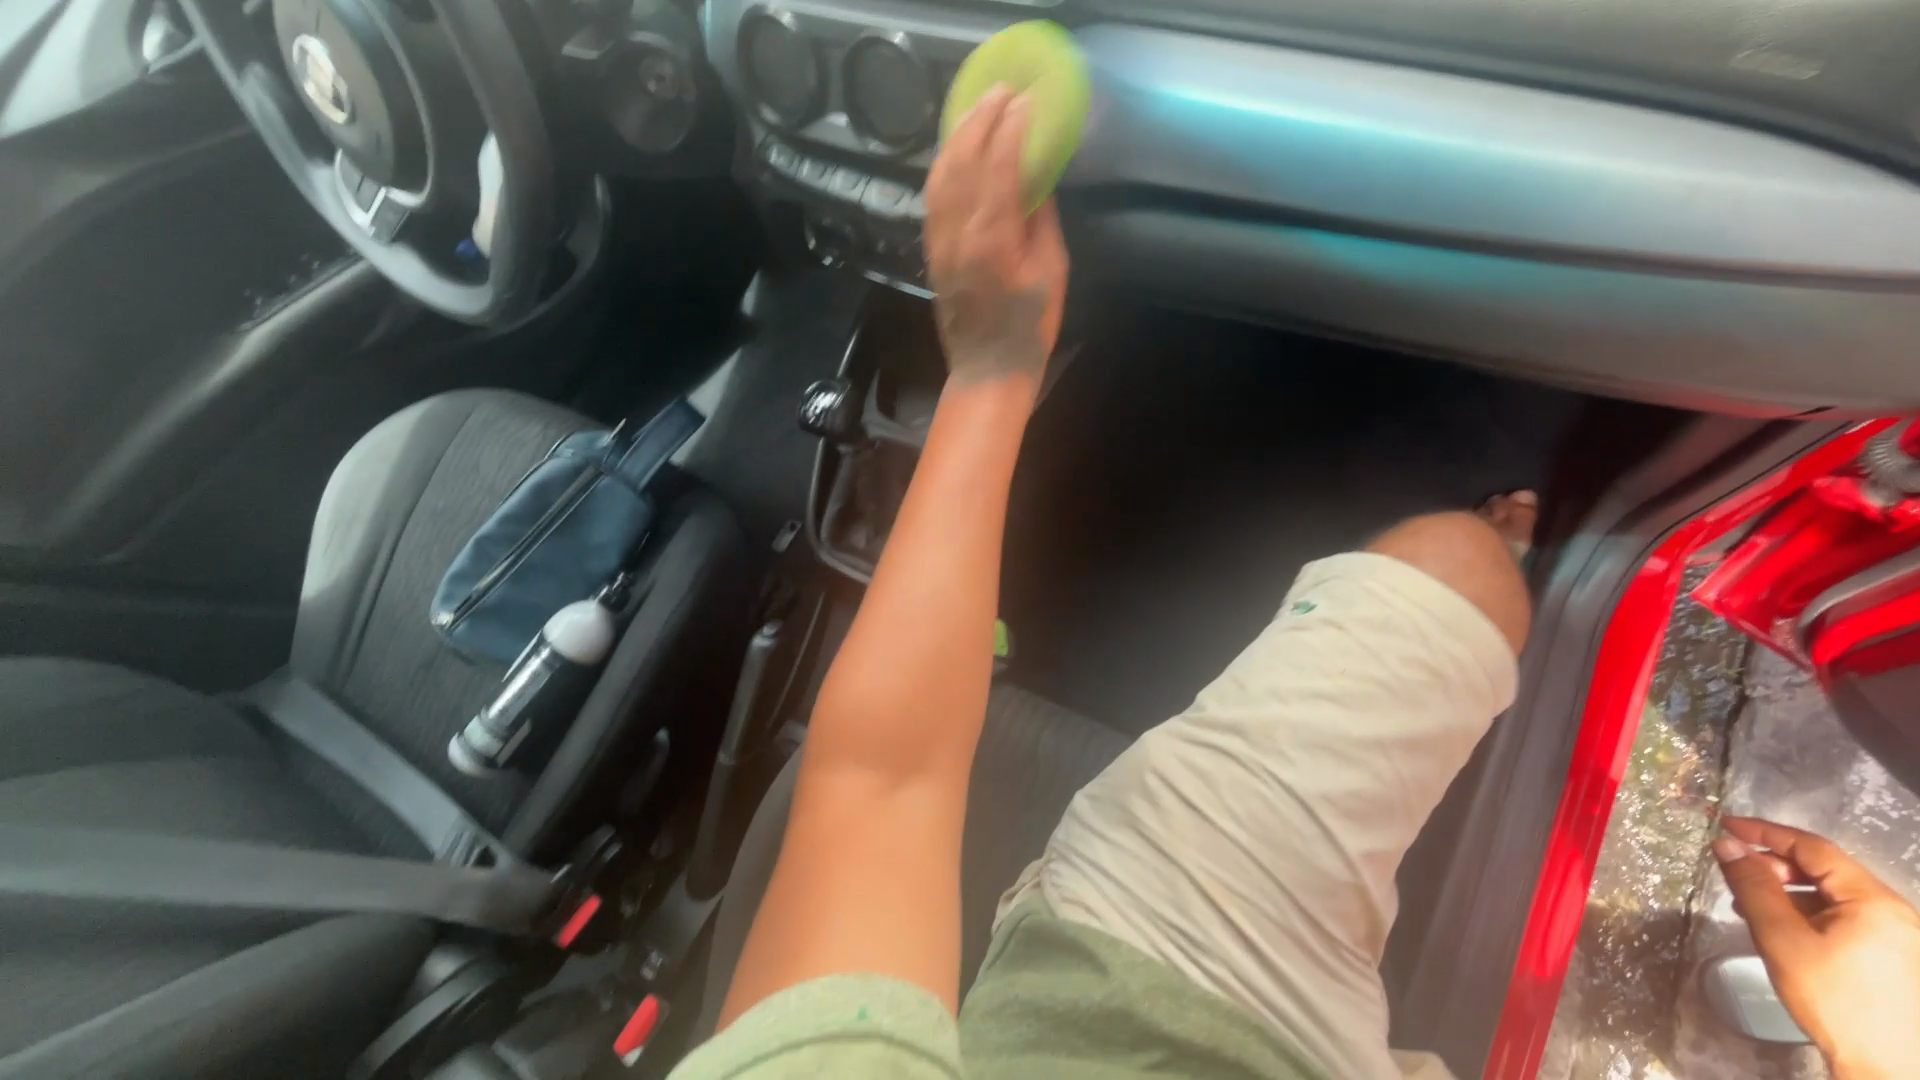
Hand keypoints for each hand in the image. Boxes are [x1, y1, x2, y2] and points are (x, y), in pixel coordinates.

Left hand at [923, 86, 1068, 388]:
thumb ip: (1041, 219)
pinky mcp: (931, 251)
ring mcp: (939, 242)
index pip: (999, 165)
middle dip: (982, 120)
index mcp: (993, 238)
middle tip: (1002, 92)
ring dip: (958, 136)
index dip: (1012, 127)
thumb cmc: (1029, 326)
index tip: (1027, 101)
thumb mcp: (1052, 271)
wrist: (987, 368)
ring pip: (940, 175)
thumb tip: (1036, 177)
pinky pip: (932, 196)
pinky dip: (944, 165)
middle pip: (963, 160)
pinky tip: (956, 150)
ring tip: (978, 109)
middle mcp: (958, 233)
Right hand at [1717, 817, 1919, 1079]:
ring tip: (1747, 903)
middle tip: (1733, 871)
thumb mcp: (1781, 937)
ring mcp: (1897, 935)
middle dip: (1774, 863)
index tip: (1724, 825)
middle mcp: (1893, 912)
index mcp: (1874, 902)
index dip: (1765, 832)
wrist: (1888, 1066)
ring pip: (1830, 894)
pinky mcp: (1891, 955)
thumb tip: (1725, 843)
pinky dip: (1804, 911)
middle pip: (1824, 869)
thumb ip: (1752, 885)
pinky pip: (1841, 916)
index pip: (1813, 848)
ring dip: (1785, 889)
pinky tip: (1778, 927)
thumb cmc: (1833, 997)